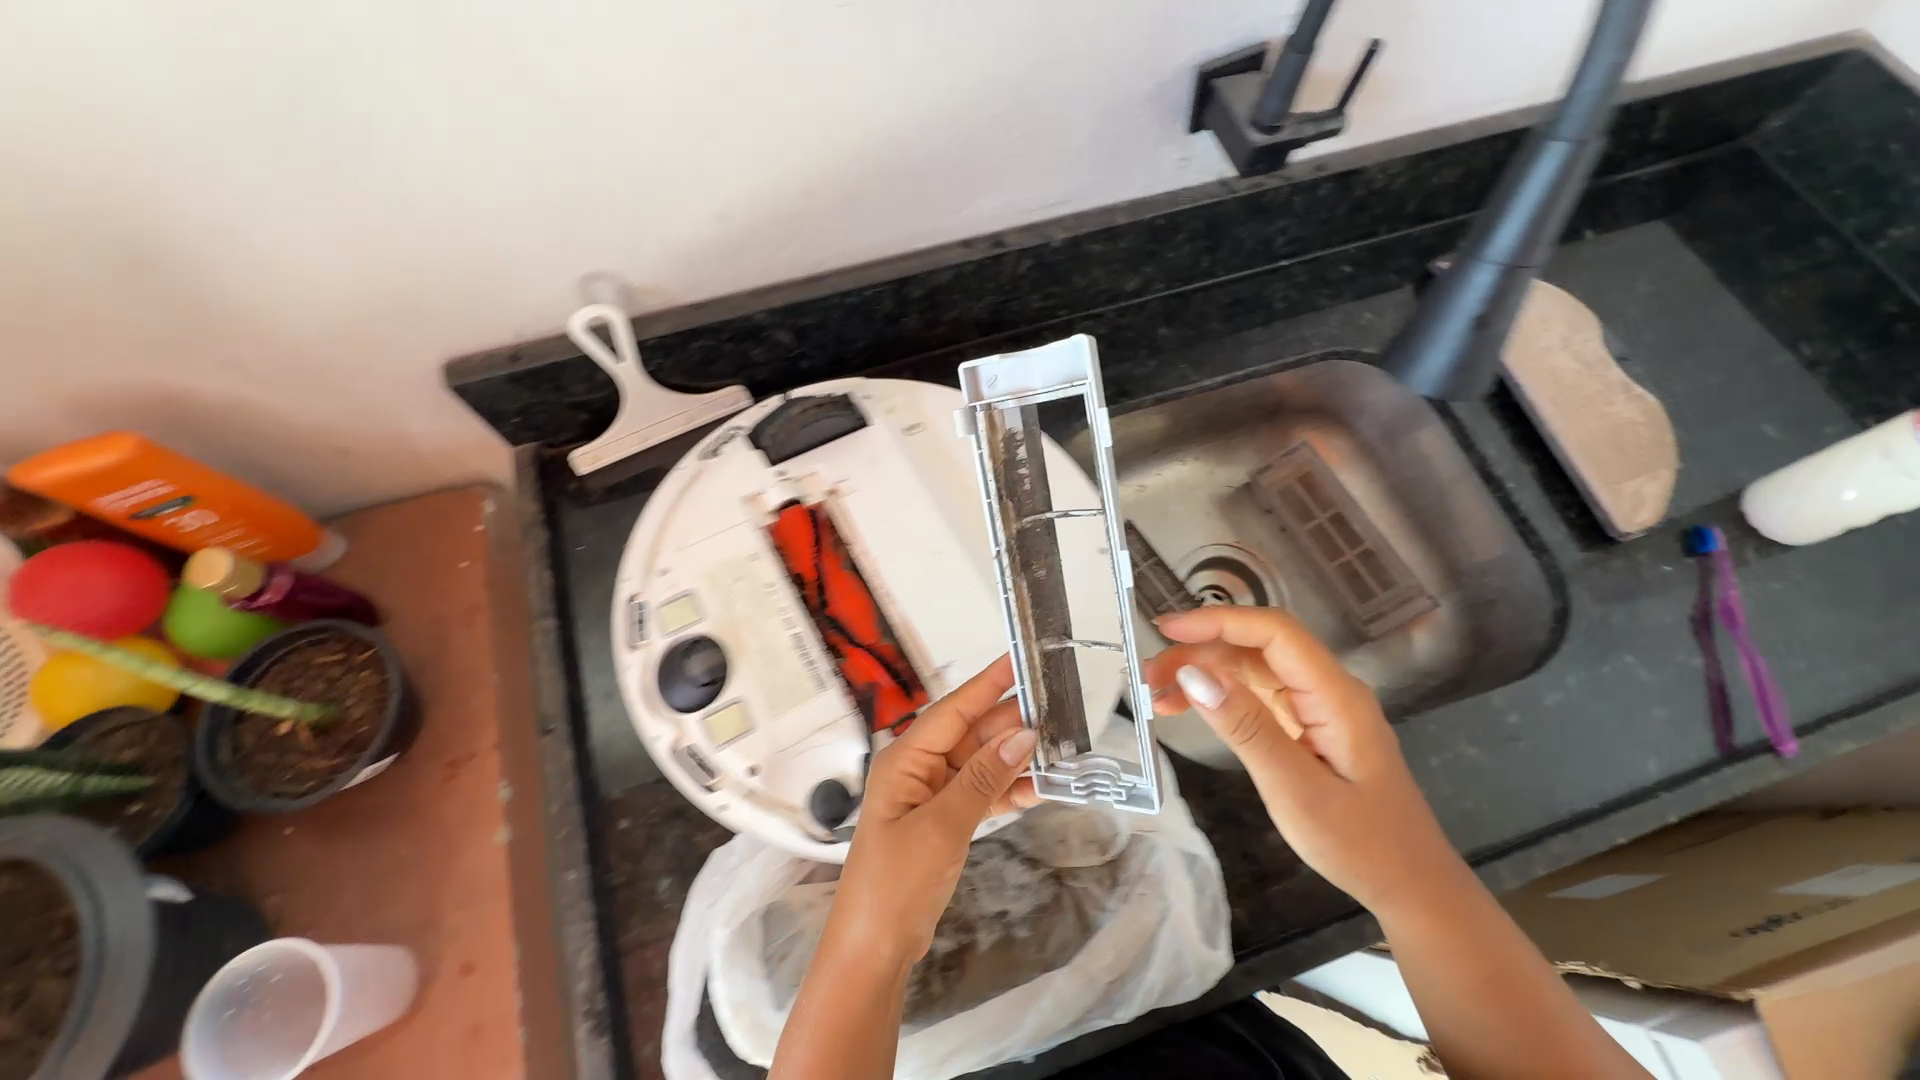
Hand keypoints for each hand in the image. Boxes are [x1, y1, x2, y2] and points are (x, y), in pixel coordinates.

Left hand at [829, 655, 1039, 964]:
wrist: (874, 947)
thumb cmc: (896, 881)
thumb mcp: (942, 826)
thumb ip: (982, 779)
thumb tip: (1024, 735)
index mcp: (906, 758)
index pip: (954, 709)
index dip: (989, 683)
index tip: (1021, 659)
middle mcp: (919, 768)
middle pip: (971, 733)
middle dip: (1012, 721)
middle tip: (1060, 706)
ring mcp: (933, 795)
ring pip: (981, 764)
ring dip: (1016, 757)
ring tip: (1062, 744)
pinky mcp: (946, 821)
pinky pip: (983, 794)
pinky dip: (1009, 791)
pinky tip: (1043, 786)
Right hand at [1142, 605, 1461, 912]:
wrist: (1412, 888)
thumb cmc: (1360, 845)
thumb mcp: (1295, 790)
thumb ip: (1246, 728)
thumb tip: (1195, 674)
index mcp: (1336, 695)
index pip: (1273, 632)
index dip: (1217, 621)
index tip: (1165, 632)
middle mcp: (1330, 690)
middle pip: (1258, 647)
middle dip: (1200, 651)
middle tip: (1149, 679)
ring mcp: (1321, 708)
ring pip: (1255, 670)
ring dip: (1206, 674)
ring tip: (1158, 696)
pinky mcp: (1312, 728)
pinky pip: (1261, 697)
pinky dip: (1222, 698)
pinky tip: (1191, 710)